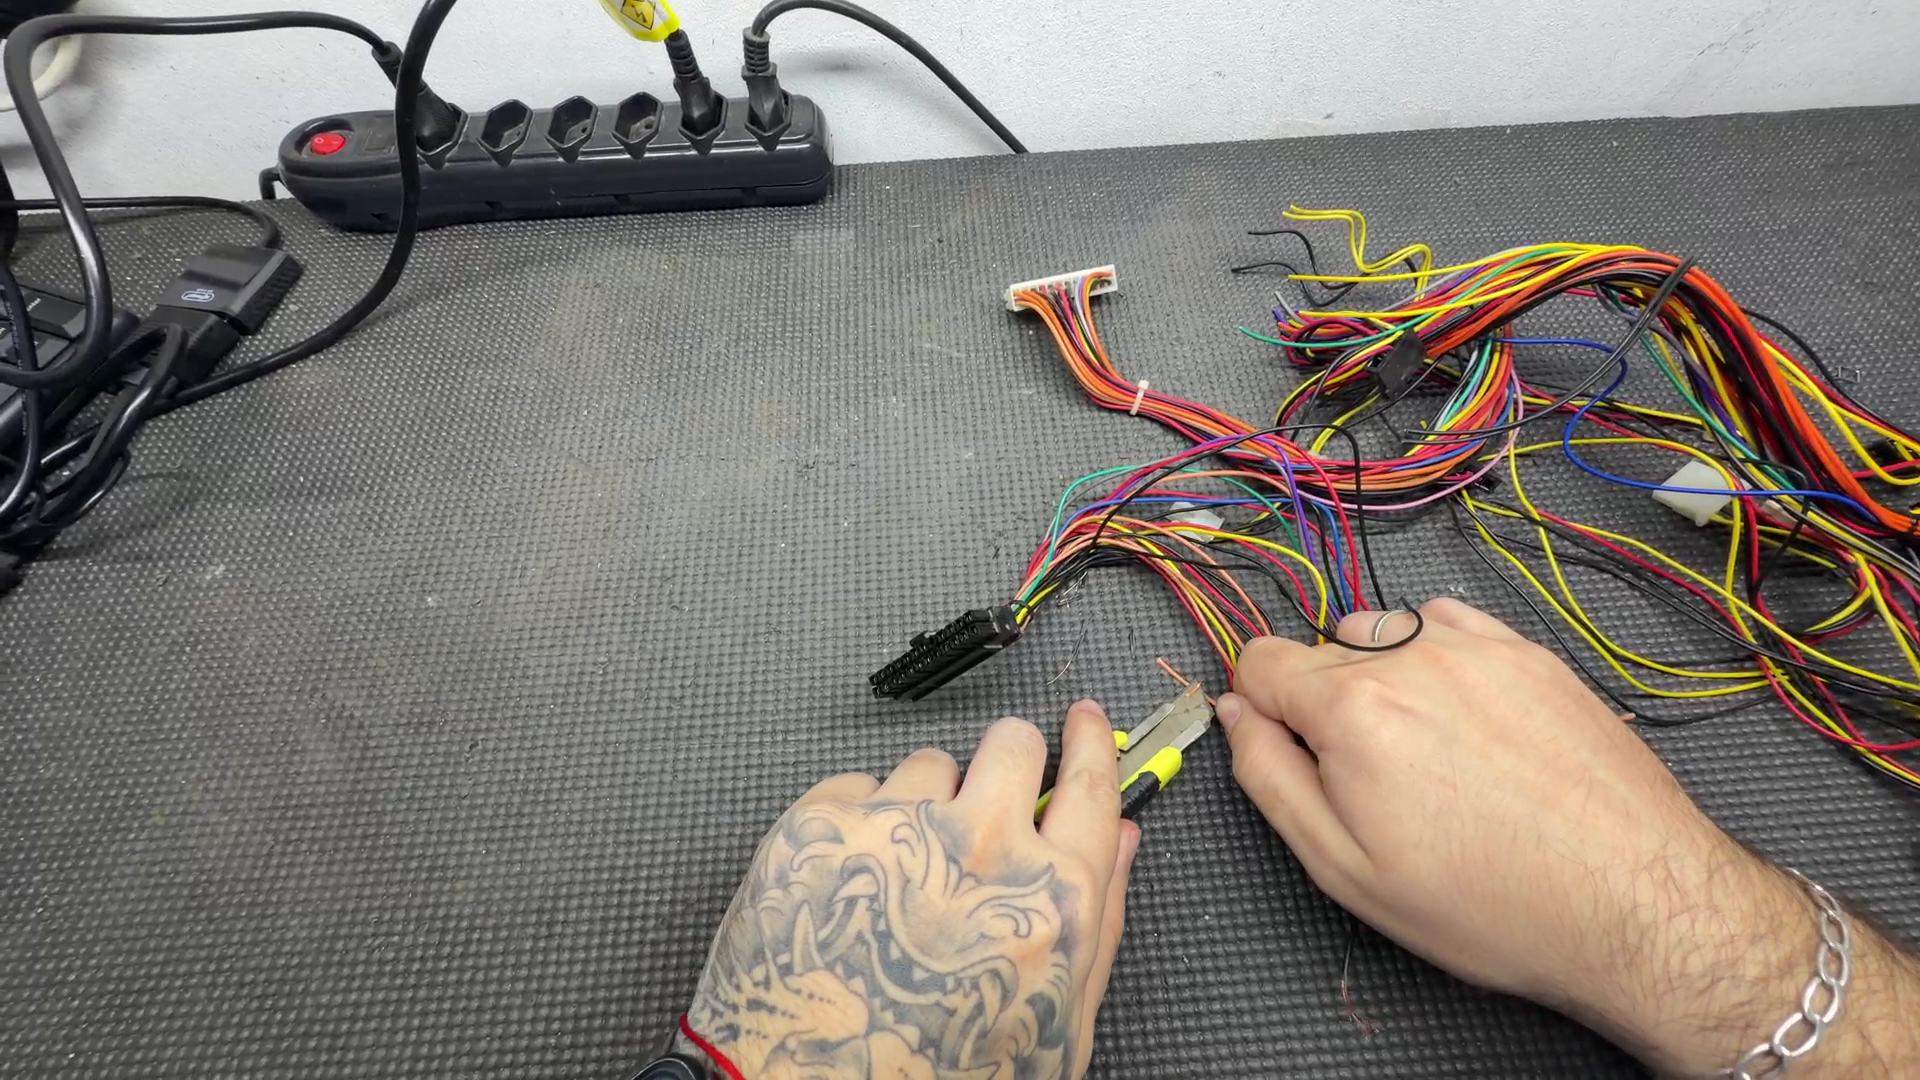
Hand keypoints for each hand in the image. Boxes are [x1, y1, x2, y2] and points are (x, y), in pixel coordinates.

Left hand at [683, 701, 1140, 1079]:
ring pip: (930, 763)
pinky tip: (853, 881)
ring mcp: (897, 823)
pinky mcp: (824, 819)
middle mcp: (978, 846)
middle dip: (1007, 762)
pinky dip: (861, 821)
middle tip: (983, 804)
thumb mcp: (1053, 1024)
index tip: (1085, 718)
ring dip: (925, 804)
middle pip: (1013, 741)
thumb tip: (1122, 837)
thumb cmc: (936, 1075)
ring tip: (902, 879)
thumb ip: (1101, 920)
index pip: (1091, 785)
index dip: (1091, 742)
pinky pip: (860, 783)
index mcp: (1048, 898)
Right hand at [1219, 598, 1919, 1075]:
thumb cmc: (1483, 901)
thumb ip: (1264, 773)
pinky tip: (1458, 710)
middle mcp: (1405, 656)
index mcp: (1350, 708)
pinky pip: (1438, 619)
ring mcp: (1472, 645)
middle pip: (1314, 650)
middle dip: (1318, 700)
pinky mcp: (1525, 650)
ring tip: (1416, 739)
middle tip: (1369, 771)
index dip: (1260, 706)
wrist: (1650, 914)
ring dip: (1370, 672)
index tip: (1294, 750)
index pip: (1257, 660)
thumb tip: (1235, 710)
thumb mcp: (1339, 864)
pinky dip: (1426, 651)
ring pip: (1373, 630)